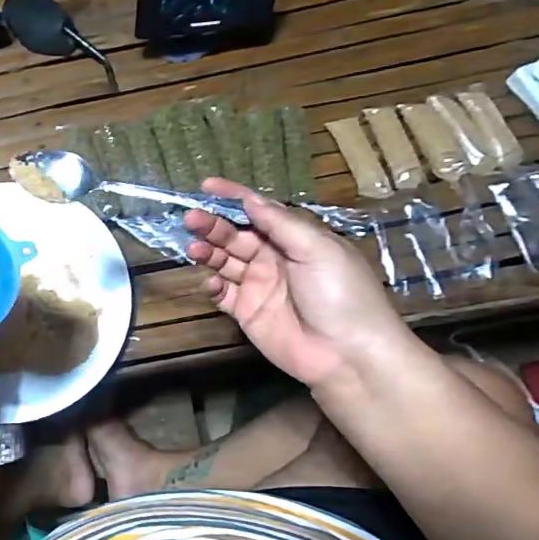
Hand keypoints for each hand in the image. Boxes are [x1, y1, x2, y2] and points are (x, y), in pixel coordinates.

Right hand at [185, 178, 412, 388]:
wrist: (347, 354)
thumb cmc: (340, 294)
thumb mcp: (318, 250)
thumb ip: (281, 224)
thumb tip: (251, 199)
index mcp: (294, 240)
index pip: (259, 212)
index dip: (233, 197)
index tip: (206, 186)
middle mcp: (273, 259)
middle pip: (236, 236)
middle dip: (213, 225)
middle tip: (191, 219)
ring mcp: (258, 286)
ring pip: (224, 262)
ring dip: (208, 252)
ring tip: (193, 247)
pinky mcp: (246, 312)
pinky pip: (221, 294)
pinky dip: (211, 285)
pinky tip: (210, 282)